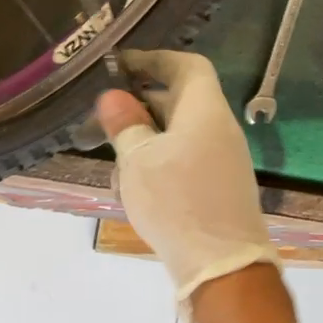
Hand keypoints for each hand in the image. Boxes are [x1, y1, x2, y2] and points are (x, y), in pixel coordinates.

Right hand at [96, 49, 277, 321]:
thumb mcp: (138, 161)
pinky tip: (133, 190)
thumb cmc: (176, 202)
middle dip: (140, 105)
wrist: (219, 262)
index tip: (121, 66)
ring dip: (143, 141)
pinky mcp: (214, 187)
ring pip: (175, 135)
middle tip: (103, 117)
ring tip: (114, 164)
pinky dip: (154, 165)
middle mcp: (218, 129)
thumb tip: (113, 97)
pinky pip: (181, 161)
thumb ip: (125, 126)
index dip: (155, 60)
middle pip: (180, 101)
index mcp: (204, 112)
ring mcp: (219, 160)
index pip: (186, 67)